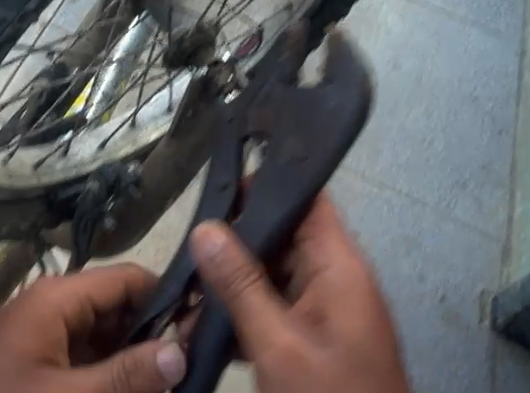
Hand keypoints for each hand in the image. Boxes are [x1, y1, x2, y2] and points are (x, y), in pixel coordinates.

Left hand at [0, 263, 187, 392]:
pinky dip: (105, 378)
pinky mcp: (32, 367)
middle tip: (196, 369)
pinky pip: (80, 364)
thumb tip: (183, 349)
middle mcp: (53, 307)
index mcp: (60, 297)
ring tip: (174, 382)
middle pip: (120, 311)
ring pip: (103, 342)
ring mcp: (41, 339)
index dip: (170, 300)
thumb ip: (126, 376)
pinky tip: (130, 392)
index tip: (208, 328)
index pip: (130, 279)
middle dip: (154, 339)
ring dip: (131, 364)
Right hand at [190, 197, 410, 392]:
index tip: (216, 192)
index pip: (306, 197)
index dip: (264, 185)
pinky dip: (249, 313)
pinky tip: (211, 329)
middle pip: (285, 235)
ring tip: (190, 293)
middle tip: (190, 249)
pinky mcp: (322, 341)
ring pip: (277, 274)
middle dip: (238, 241)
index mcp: (339, 265)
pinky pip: (281, 308)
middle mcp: (338, 278)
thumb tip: (204, 228)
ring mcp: (331, 312)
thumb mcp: (277, 345)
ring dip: (237, 282)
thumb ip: (240, 284)